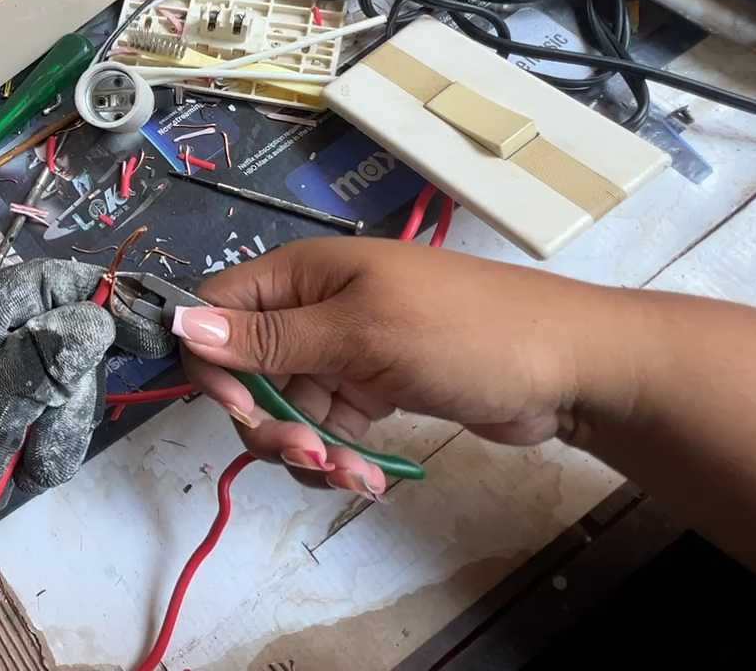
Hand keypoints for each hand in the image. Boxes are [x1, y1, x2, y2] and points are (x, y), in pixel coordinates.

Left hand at [0, 260, 171, 613]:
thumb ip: (38, 364)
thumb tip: (95, 319)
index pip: (48, 281)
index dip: (100, 297)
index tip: (146, 329)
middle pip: (73, 333)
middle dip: (70, 391)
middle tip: (51, 427)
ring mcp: (16, 364)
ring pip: (77, 377)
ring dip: (63, 426)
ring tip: (27, 458)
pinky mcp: (30, 397)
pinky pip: (71, 409)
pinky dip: (58, 442)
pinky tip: (29, 464)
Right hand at [177, 237, 642, 499]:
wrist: (575, 369)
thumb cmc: (463, 331)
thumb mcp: (360, 333)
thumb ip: (268, 337)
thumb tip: (180, 321)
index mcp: (296, 277)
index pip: (216, 311)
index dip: (211, 359)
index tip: (240, 408)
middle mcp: (306, 311)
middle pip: (244, 369)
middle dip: (266, 420)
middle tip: (309, 453)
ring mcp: (336, 352)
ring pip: (281, 406)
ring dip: (304, 447)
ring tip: (352, 475)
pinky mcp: (364, 388)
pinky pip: (321, 425)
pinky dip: (334, 455)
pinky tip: (366, 477)